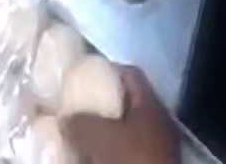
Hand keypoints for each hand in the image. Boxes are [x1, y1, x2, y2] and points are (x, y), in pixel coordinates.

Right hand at [62, 65, 181, 163]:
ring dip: (105, 134)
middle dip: (102, 105)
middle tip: (78, 105)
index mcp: (153, 106)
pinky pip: (127, 154)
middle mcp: (160, 126)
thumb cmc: (131, 160)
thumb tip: (65, 120)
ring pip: (127, 133)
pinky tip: (92, 156)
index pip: (130, 74)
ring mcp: (160, 153)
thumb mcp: (98, 135)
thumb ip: (78, 121)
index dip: (107, 69)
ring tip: (80, 135)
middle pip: (127, 105)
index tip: (84, 74)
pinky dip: (111, 154)